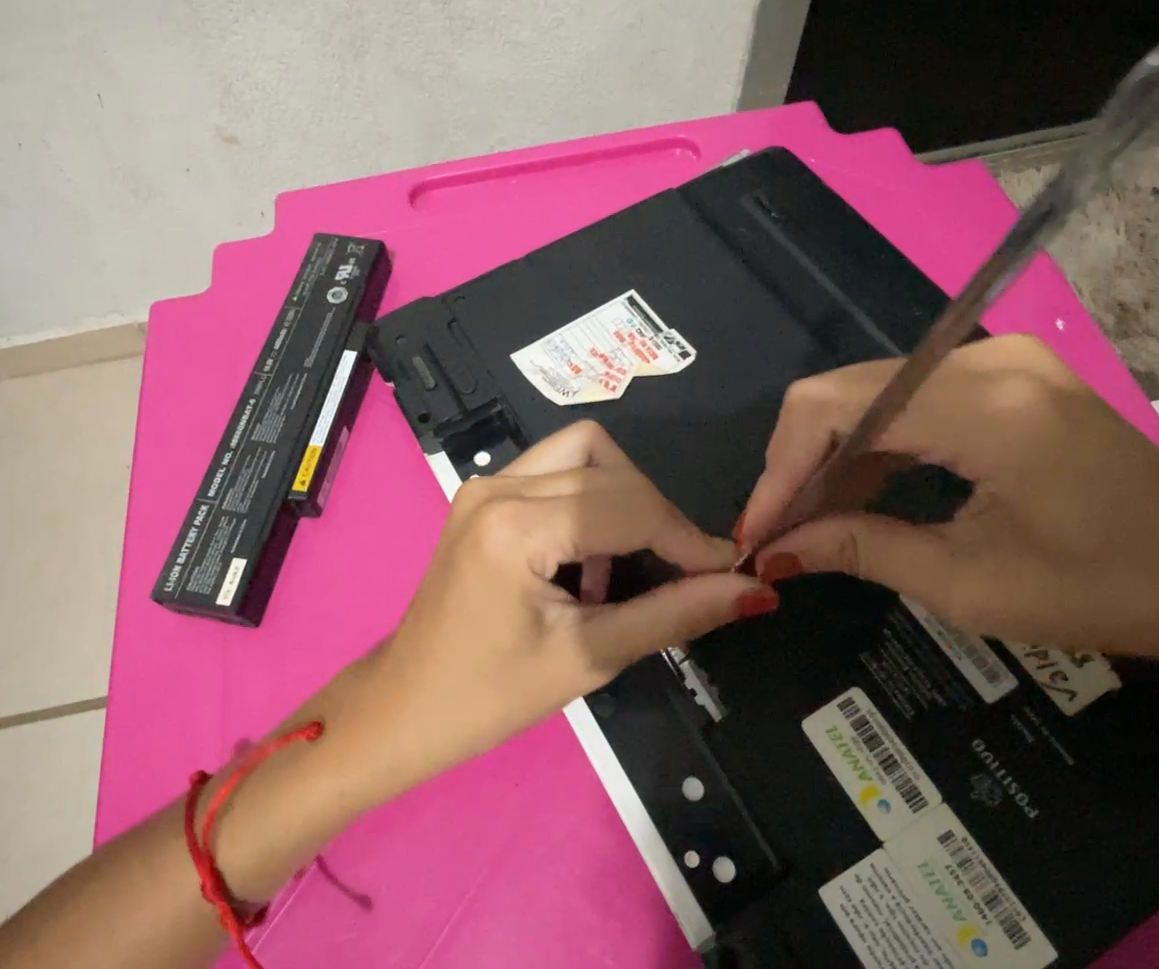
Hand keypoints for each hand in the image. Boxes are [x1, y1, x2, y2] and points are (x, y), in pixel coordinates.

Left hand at [333, 421, 772, 798]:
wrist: (406, 706)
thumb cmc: (490, 697)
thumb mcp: (589, 657)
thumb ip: (673, 614)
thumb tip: (752, 590)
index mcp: (515, 526)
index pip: (630, 504)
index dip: (689, 537)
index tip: (731, 571)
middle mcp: (497, 486)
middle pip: (610, 466)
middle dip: (657, 516)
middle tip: (681, 575)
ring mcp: (484, 485)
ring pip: (583, 452)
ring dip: (622, 498)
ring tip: (627, 569)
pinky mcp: (482, 496)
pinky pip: (556, 471)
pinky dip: (590, 501)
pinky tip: (590, 563)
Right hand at [741, 335, 1158, 666]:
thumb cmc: (1107, 591)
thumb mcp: (969, 583)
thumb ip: (860, 550)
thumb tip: (774, 551)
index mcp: (988, 407)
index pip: (836, 407)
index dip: (780, 467)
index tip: (757, 531)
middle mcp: (988, 361)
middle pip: (845, 391)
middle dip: (798, 463)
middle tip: (777, 532)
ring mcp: (1000, 362)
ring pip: (870, 394)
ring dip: (831, 457)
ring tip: (808, 522)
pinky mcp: (1005, 377)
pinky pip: (907, 401)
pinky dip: (872, 447)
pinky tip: (856, 494)